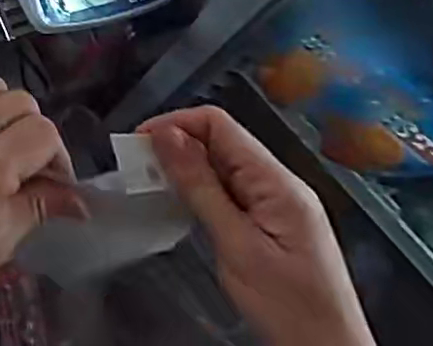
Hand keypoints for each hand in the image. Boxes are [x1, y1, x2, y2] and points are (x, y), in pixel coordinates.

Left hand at [0, 76, 86, 314]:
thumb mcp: (0, 239)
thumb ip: (41, 206)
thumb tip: (79, 201)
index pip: (45, 133)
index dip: (59, 157)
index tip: (54, 181)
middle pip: (23, 101)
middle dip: (35, 130)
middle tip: (29, 162)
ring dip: (5, 110)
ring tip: (0, 143)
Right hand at [140, 105, 372, 345]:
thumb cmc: (291, 310)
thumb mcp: (238, 247)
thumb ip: (200, 187)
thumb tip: (165, 134)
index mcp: (277, 182)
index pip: (219, 124)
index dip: (175, 124)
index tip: (141, 144)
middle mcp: (280, 184)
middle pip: (219, 141)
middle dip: (177, 147)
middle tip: (141, 168)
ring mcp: (278, 203)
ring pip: (221, 165)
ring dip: (186, 170)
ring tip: (156, 186)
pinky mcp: (272, 222)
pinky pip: (229, 189)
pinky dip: (201, 190)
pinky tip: (183, 205)